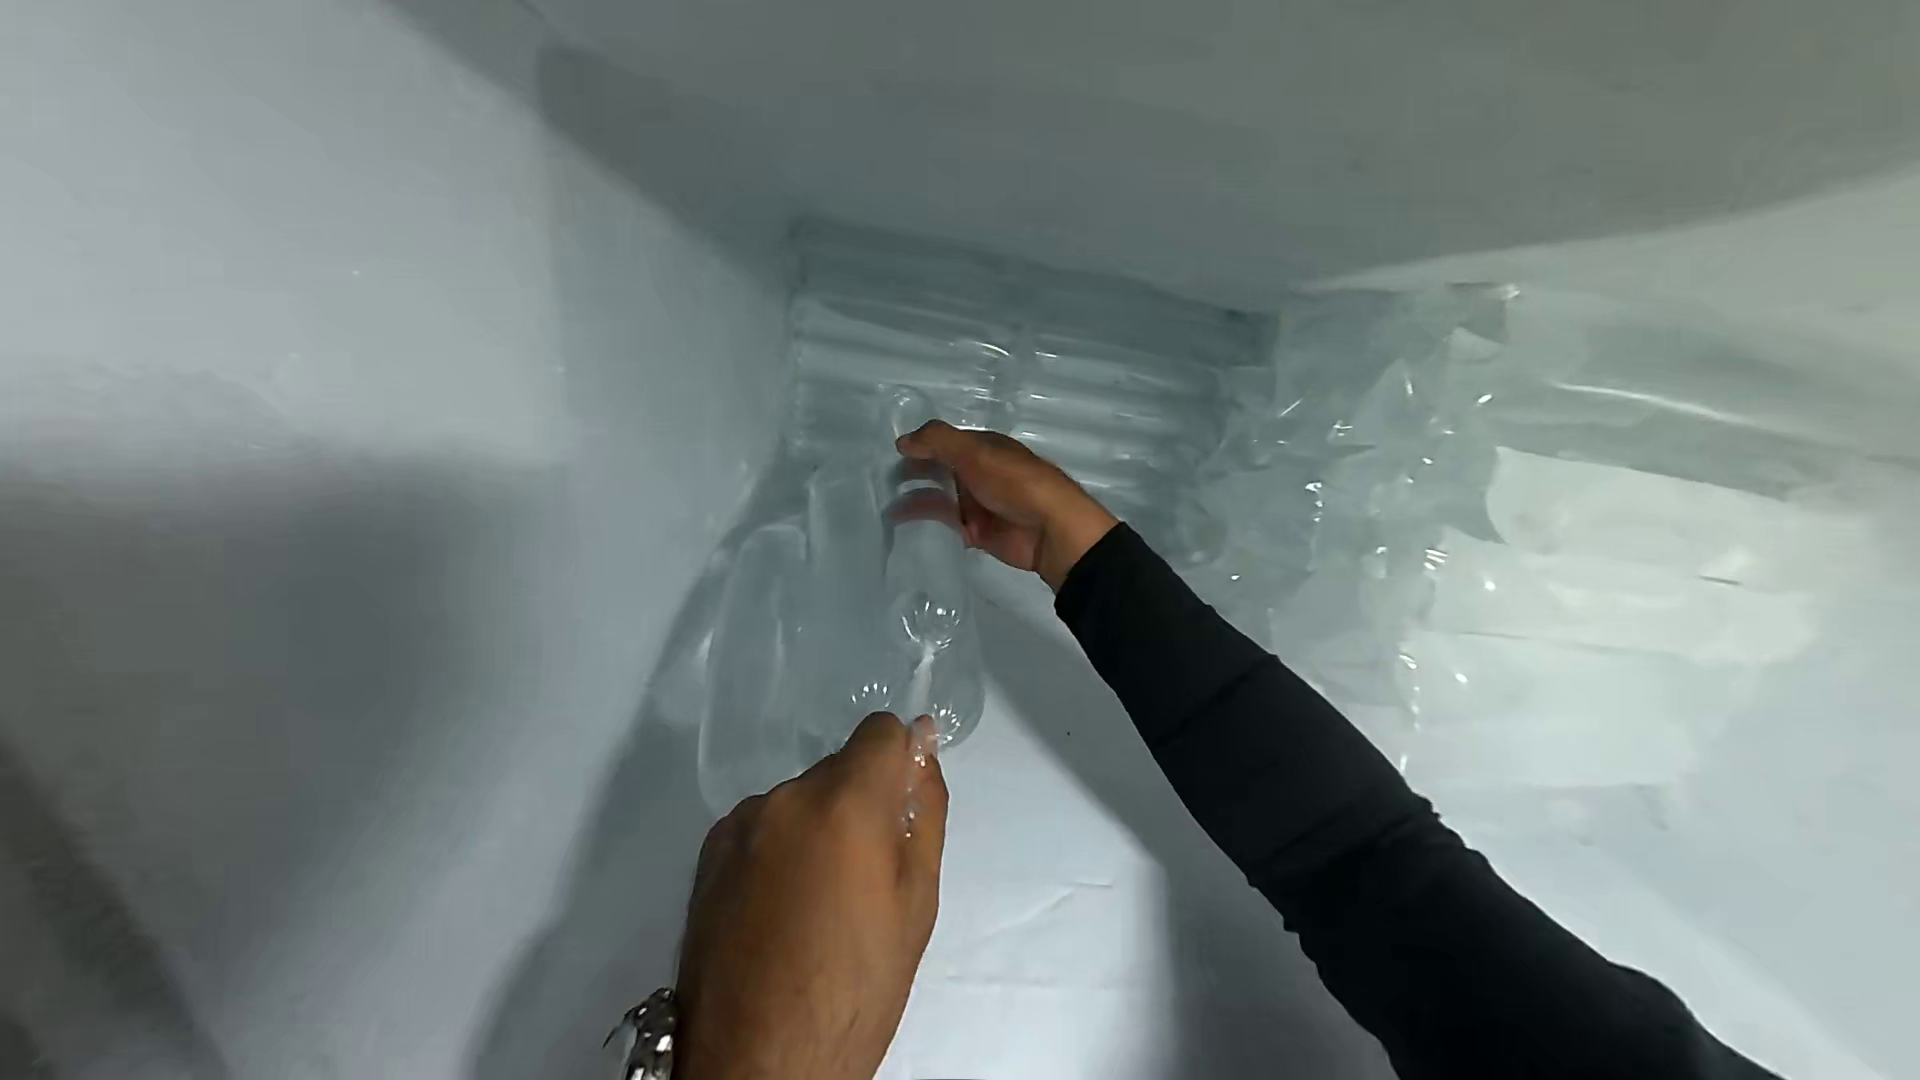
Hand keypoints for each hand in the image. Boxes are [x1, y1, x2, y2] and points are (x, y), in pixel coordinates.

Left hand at [676, 713, 947, 1079]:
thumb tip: (924, 745)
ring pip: (804, 797)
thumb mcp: (917, 898)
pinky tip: (779, 904)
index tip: (902, 801)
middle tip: (864, 873)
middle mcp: (789, 795)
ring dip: (820, 824)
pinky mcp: (711, 847)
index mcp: (846, 802)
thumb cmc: (858, 983)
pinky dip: (782, 844)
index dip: (899, 758)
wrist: (757, 1063)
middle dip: (861, 801)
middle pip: (842, 766)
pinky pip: (767, 822)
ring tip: (817, 898)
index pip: (881, 729)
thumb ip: (925, 807)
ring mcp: (743, 820)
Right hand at [895, 421, 1118, 590]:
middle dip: (914, 477)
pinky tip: (905, 529)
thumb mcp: (975, 453)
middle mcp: (980, 475)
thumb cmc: (1014, 483)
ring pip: (941, 501)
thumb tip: (902, 441)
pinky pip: (948, 528)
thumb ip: (937, 442)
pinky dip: (929, 528)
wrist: (1051, 530)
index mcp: (983, 450)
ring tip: (886, 510)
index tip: (890, 458)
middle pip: (940, 473)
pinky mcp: (978, 534)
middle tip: (882, 486)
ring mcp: (979, 505)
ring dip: (917, 503)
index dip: (920, 449)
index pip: (944, 444)